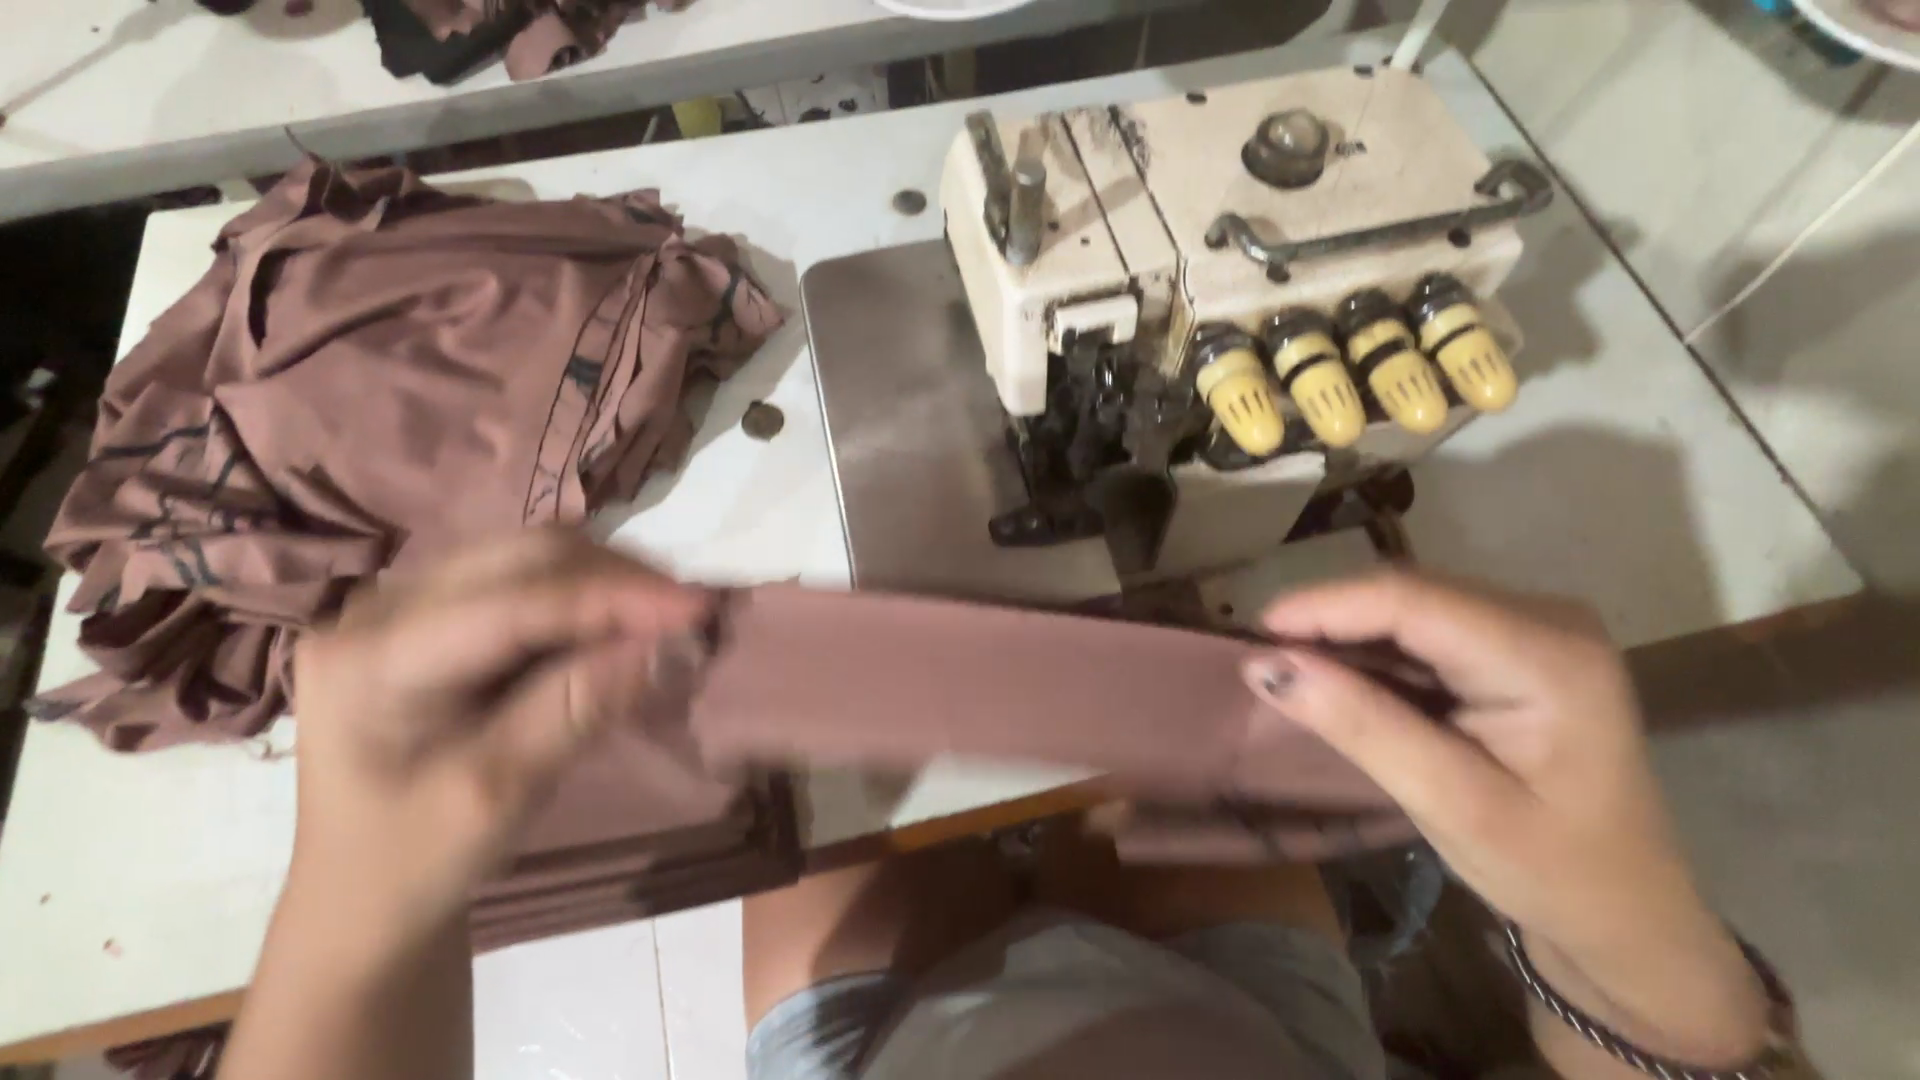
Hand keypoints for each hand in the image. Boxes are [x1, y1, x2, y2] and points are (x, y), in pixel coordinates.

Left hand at [289, 530, 713, 940]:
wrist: (360, 896)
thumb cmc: (415, 861)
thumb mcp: (498, 793)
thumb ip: (575, 707)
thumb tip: (660, 641)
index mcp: (370, 659)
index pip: (514, 603)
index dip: (613, 597)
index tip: (698, 607)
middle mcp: (379, 608)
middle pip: (523, 558)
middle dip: (617, 578)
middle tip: (691, 612)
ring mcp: (404, 606)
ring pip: (531, 559)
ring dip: (607, 581)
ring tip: (664, 616)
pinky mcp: (434, 616)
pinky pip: (527, 582)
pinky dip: (586, 597)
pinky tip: (620, 624)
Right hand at [1244, 571, 1770, 1066]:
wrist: (1626, 912)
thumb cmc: (1549, 870)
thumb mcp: (1449, 804)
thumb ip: (1359, 725)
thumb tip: (1264, 665)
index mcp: (1549, 656)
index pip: (1410, 600)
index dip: (1323, 607)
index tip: (1251, 637)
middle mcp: (1547, 619)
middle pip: (1408, 593)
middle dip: (1329, 620)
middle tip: (1264, 663)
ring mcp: (1534, 628)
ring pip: (1409, 604)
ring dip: (1345, 634)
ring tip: (1291, 671)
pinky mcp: (1516, 644)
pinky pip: (1423, 627)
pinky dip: (1373, 649)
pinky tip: (1343, 678)